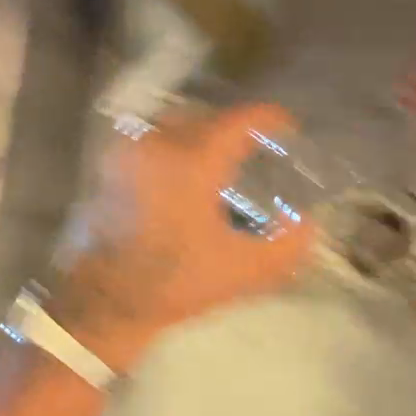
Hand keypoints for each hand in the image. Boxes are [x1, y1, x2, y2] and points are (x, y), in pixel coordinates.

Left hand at [50, 102, 315, 374]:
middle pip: (205, 116)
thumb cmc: (175, 282)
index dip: (269, 119)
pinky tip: (187, 175)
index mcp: (191, 161)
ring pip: (174, 124)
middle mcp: (157, 144)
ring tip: (222, 160)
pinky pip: (150, 140)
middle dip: (233, 128)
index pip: (238, 120)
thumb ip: (288, 244)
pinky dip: (173, 146)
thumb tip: (308, 222)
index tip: (288, 128)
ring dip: (201, 134)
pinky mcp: (109, 166)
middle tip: (256, 151)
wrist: (107, 299)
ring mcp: (127, 152)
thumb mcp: (244, 270)